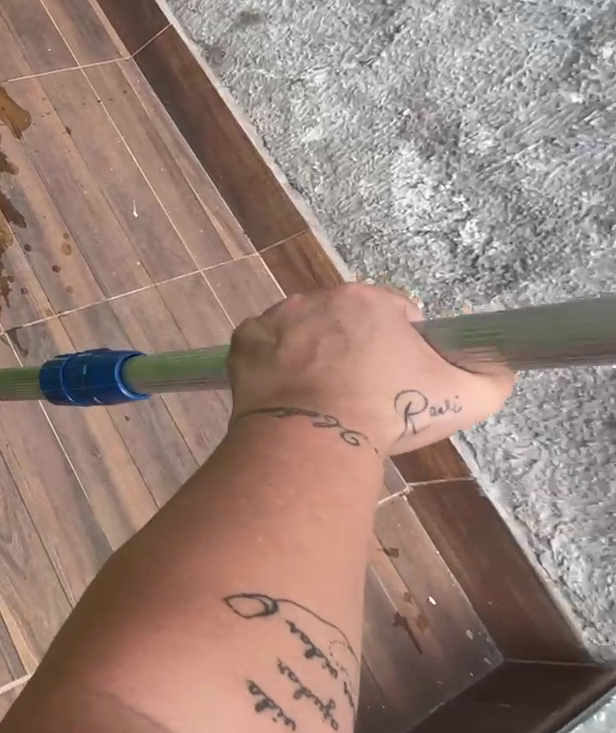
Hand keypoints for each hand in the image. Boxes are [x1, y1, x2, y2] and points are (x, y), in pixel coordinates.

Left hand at [227, 283, 514, 454]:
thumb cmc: (390, 410)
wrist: (311, 433)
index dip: (400, 338)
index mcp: (365, 299)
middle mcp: (312, 299)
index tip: (396, 367)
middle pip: (340, 317)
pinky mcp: (240, 341)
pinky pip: (263, 346)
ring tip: (320, 386)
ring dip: (309, 348)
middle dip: (350, 341)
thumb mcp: (470, 396)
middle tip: (356, 380)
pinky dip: (273, 361)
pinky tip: (288, 386)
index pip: (391, 309)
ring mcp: (270, 318)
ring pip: (299, 329)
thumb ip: (490, 373)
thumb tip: (492, 363)